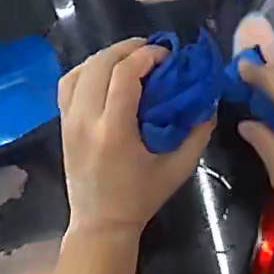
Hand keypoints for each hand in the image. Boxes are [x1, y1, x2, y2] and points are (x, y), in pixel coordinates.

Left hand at [59, 38, 213, 240]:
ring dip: (108, 55)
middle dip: (128, 48)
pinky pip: (68, 82)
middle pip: (100, 64)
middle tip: (153, 50)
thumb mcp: (179, 167)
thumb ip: (198, 131)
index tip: (167, 56)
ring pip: (81, 69)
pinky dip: (88, 68)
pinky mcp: (63, 124)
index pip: (124, 75)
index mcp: (114, 131)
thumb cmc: (141, 197)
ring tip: (131, 56)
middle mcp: (86, 121)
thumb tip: (210, 99)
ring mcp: (69, 121)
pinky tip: (107, 70)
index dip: (146, 55)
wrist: (100, 224)